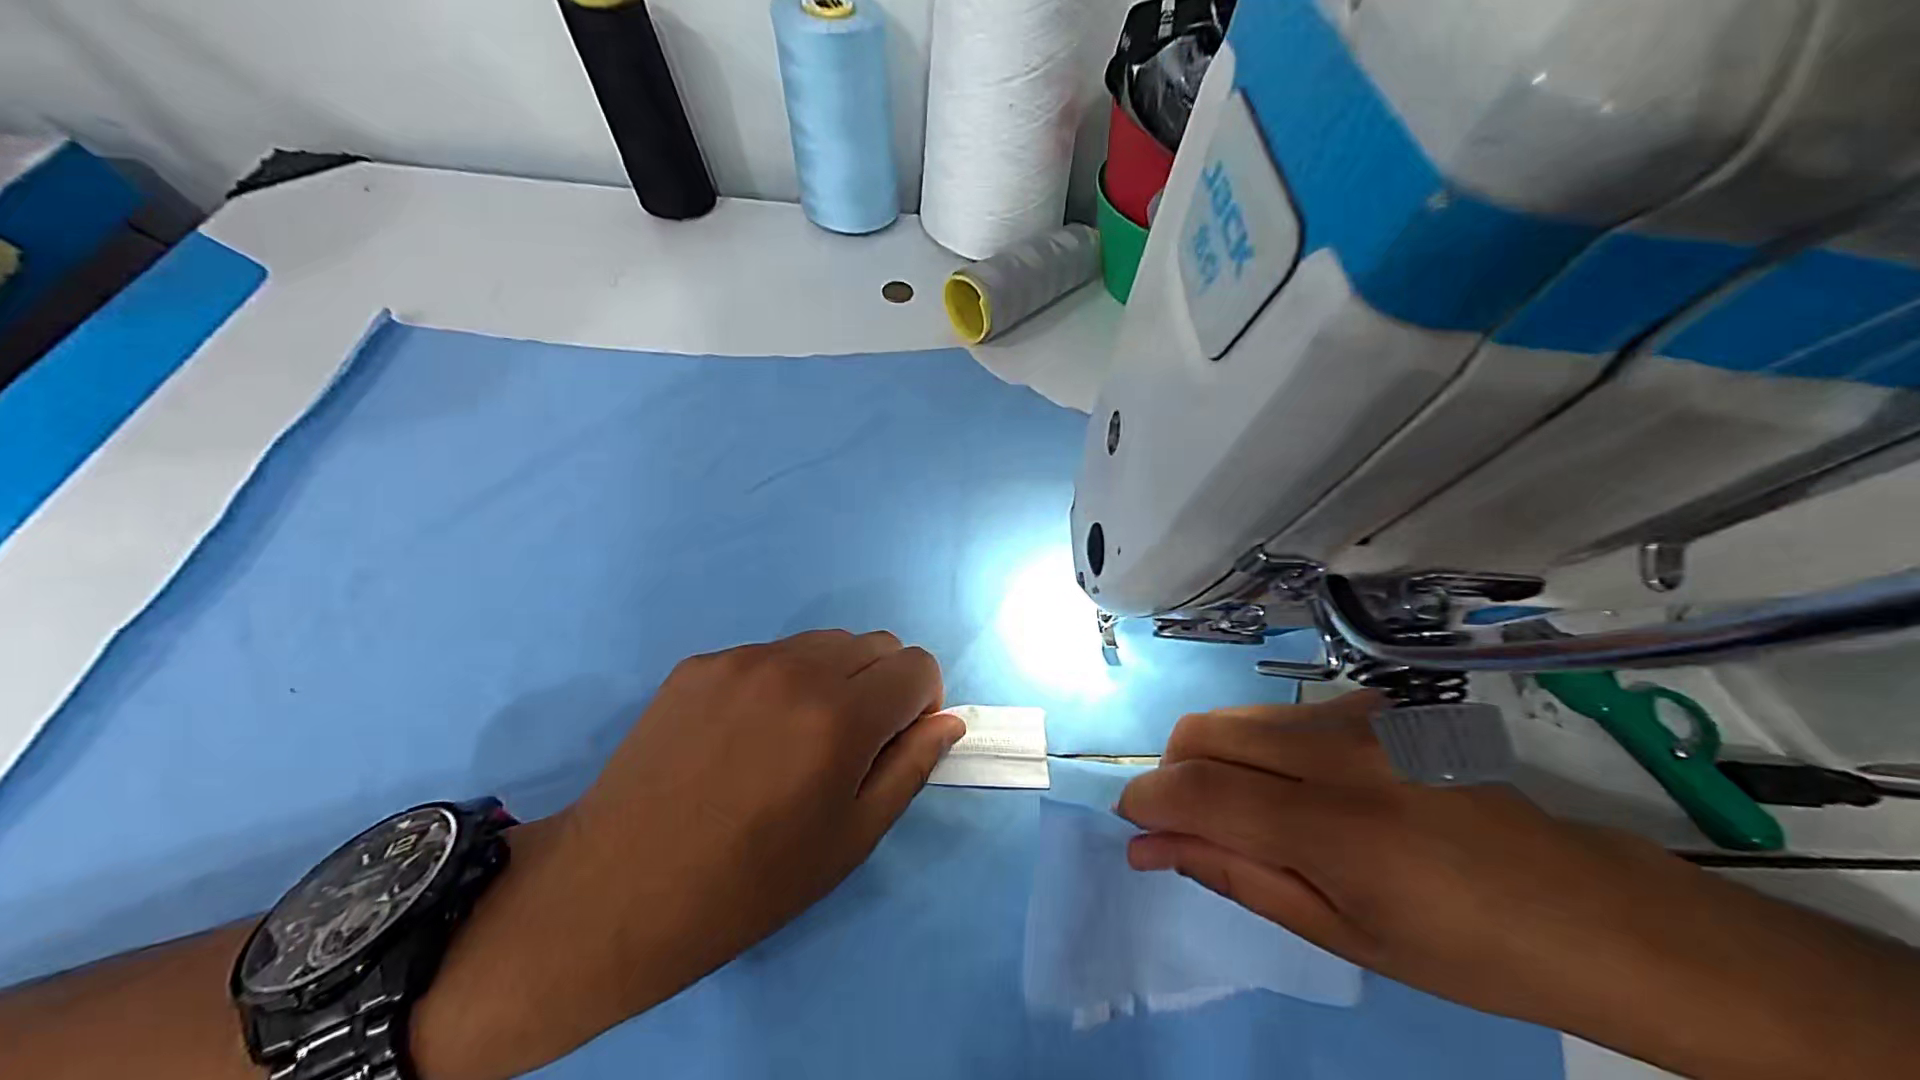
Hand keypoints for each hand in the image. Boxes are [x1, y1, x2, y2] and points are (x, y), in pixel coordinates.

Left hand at [414, 630, 962, 1079]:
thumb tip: (946, 720)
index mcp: (841, 716)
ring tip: (795, 737)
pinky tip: (743, 735)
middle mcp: (796, 669)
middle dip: (883, 684)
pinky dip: (781, 682)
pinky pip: (768, 655)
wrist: (617, 890)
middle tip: (851, 743)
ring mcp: (741, 660)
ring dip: (834, 677)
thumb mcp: (851, 840)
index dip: (923, 702)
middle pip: (876, 643)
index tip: (897, 740)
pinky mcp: (699, 663)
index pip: (919, 665)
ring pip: (823, 643)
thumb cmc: (750, 882)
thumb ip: (911, 768)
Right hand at [1117, 693, 1919, 1079]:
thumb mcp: (1338, 932)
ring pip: (1236, 716)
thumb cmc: (1461, 950)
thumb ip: (1234, 875)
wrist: (1590, 912)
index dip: (1145, 803)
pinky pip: (1284, 713)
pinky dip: (1259, 744)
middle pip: (1200, 732)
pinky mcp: (1379, 711)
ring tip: (1249, 811)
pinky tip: (1301, 787)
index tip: (1135, 828)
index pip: (1194, 790)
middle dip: (1171, 773)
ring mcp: (1360, 723)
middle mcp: (1336, 755)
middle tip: (1191, 826)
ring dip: (1212, 757)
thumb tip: (1147, 847)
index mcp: (1329, 828)